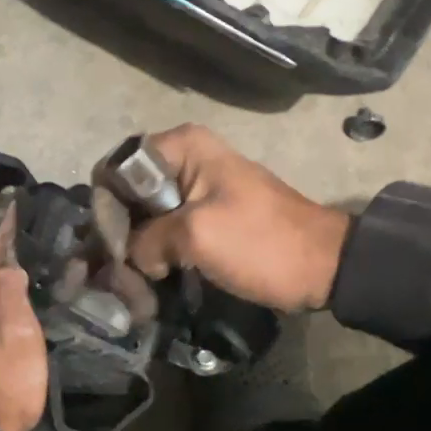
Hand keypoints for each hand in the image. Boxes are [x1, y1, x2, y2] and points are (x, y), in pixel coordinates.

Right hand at [124, 124, 351, 310]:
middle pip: (125, 193)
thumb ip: (145, 240)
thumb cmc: (261, 242)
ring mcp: (192, 187)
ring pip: (141, 215)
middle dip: (118, 232)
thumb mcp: (196, 235)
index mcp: (181, 146)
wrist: (324, 267)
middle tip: (117, 274)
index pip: (115, 168)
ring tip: (132, 283)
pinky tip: (150, 279)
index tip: (112, 247)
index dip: (107, 207)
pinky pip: (162, 229)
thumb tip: (124, 260)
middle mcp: (182, 158)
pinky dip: (153, 253)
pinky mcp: (201, 215)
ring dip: (133, 248)